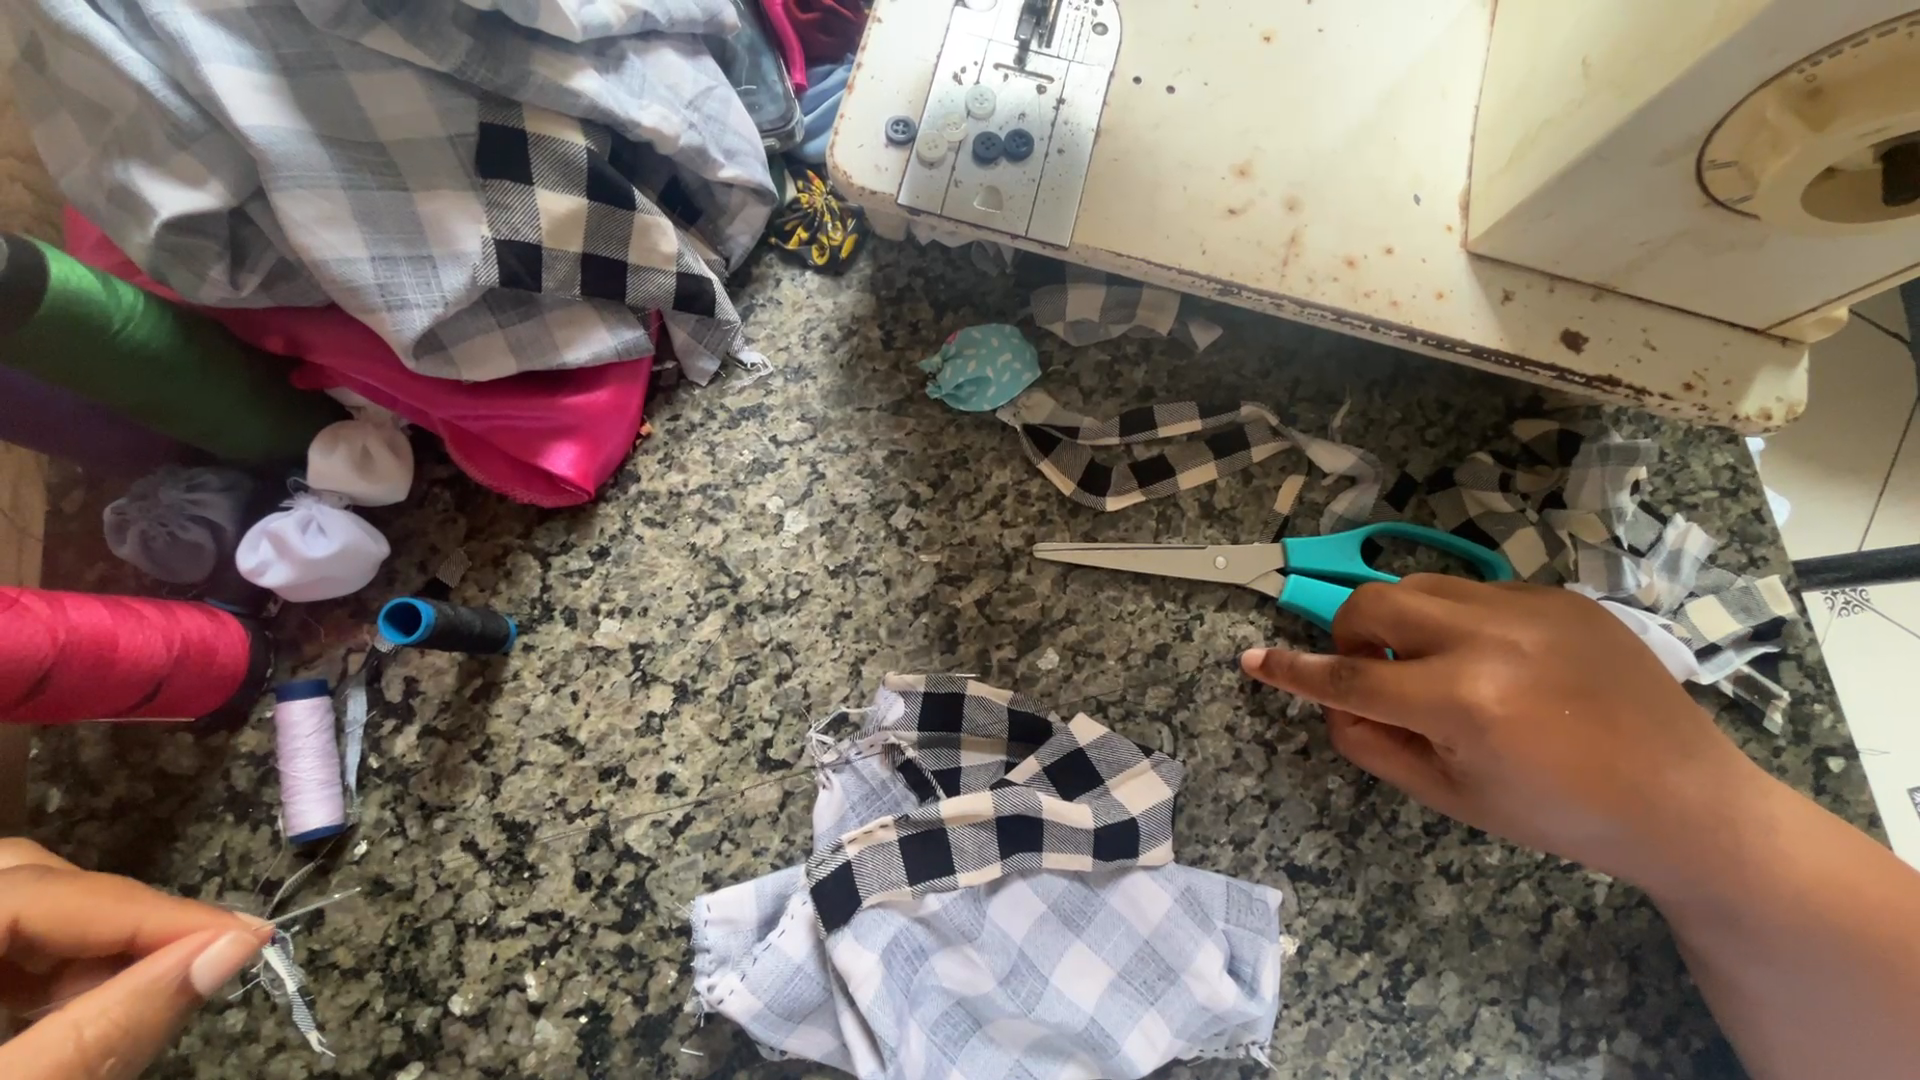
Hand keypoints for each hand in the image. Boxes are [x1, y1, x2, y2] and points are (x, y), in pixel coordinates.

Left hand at [0, 838, 270, 1079]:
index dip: (155, 910)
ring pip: (23, 900)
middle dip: (120, 915)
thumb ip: (100, 1035)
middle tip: (185, 966)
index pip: (45, 889)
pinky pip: (4, 936)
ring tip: (132, 994)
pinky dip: (51, 962)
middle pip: (32, 875)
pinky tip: (76, 1003)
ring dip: (91, 940)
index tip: (250, 938)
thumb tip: (238, 947)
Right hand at [1240, 577, 1771, 889]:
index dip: (1291, 670)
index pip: (1346, 676)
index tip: (1249, 660)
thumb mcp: (1450, 797)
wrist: (1689, 802)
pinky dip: (1453, 619)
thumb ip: (1370, 744)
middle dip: (1349, 634)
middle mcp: (1490, 638)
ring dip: (1398, 620)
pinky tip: (1493, 659)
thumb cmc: (1559, 815)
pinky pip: (1470, 590)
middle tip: (1372, 672)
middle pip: (1370, 602)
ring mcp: (1530, 607)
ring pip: (1416, 584)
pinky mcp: (1559, 594)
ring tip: (1432, 663)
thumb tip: (1328, 699)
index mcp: (1463, 701)